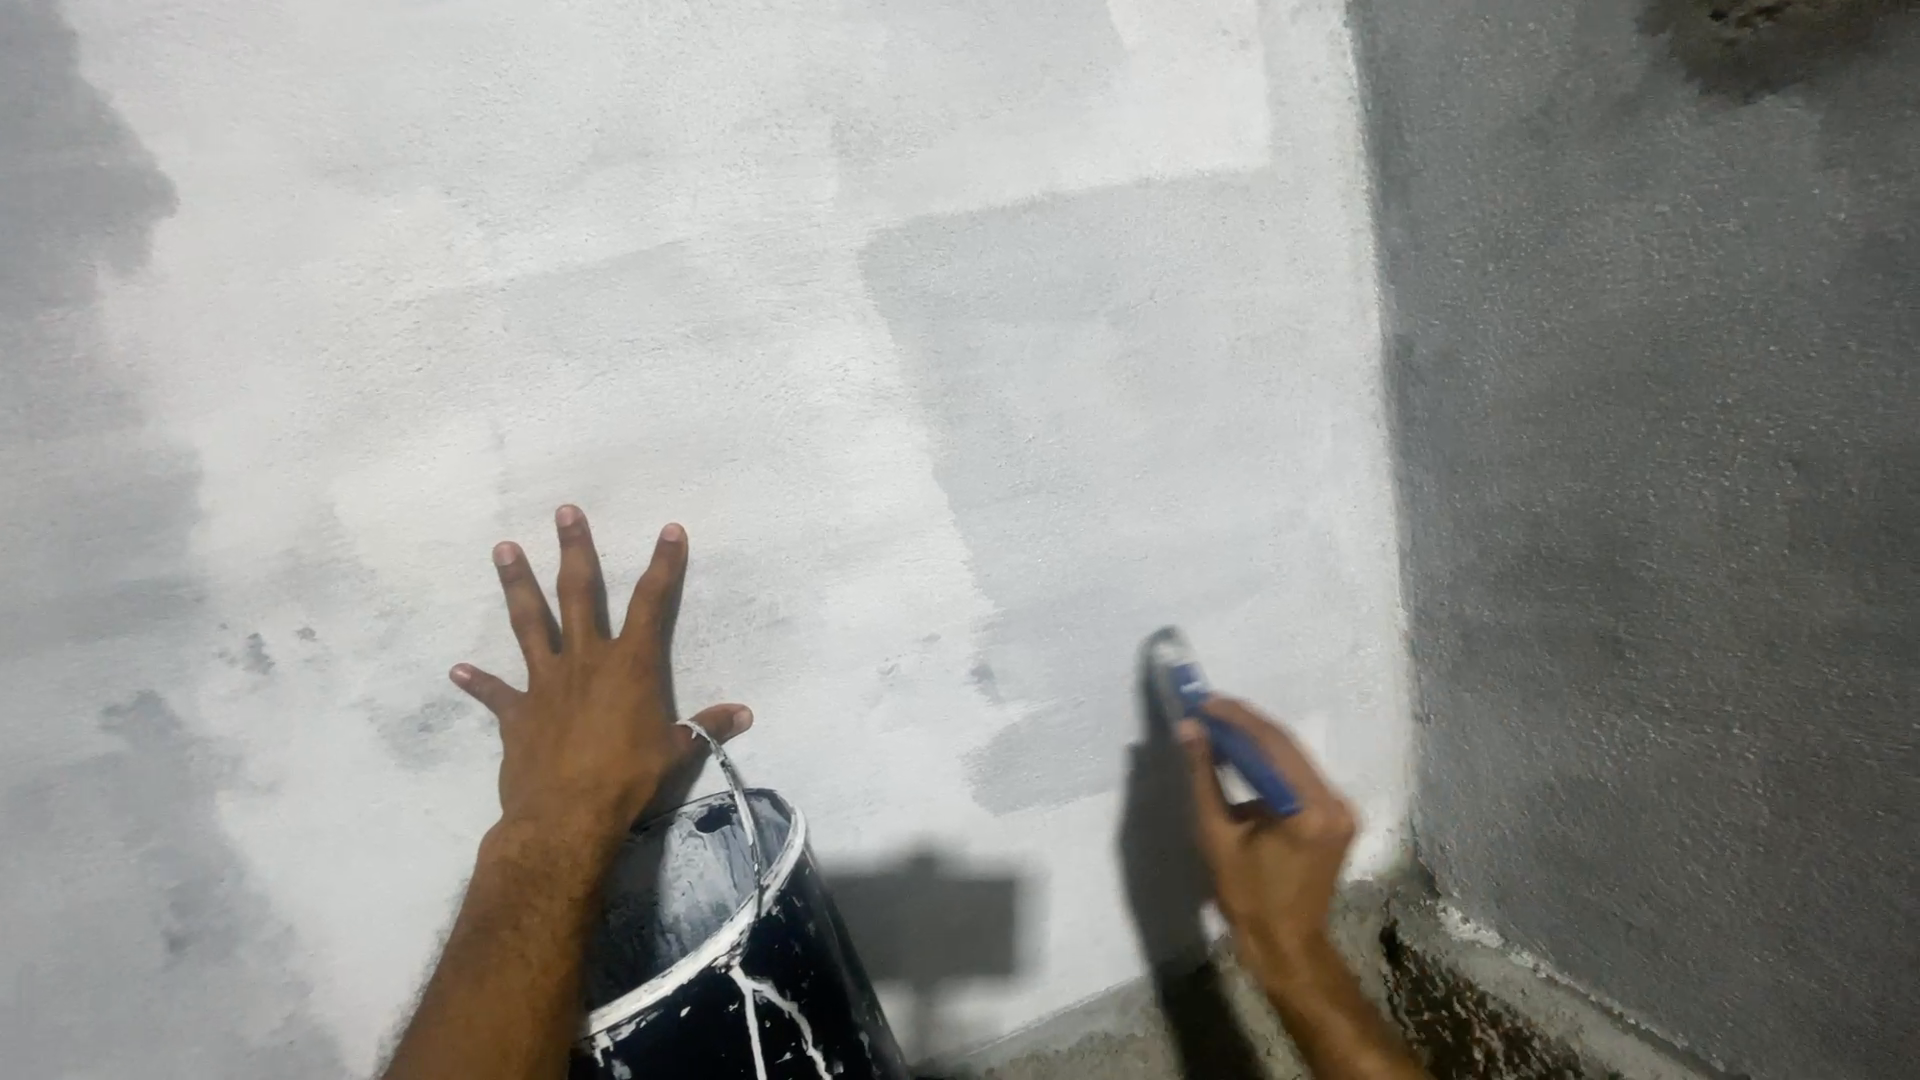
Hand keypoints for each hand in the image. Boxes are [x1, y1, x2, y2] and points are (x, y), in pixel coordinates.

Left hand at [451, 506, 751, 854]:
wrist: (566, 817)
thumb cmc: (630, 778)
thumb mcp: (679, 752)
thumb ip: (708, 727)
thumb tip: (746, 714)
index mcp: (631, 664)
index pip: (653, 602)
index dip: (664, 565)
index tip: (670, 530)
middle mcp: (587, 660)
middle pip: (579, 593)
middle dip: (575, 550)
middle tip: (565, 512)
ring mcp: (546, 683)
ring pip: (530, 623)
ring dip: (517, 584)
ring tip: (503, 548)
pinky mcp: (518, 713)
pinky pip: (497, 693)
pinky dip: (479, 682)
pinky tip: (458, 670)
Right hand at [1180, 697, 1357, 986]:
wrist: (1287, 942)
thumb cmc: (1246, 894)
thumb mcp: (1215, 833)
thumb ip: (1204, 775)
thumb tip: (1190, 728)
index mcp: (1308, 811)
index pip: (1271, 744)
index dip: (1235, 717)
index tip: (1203, 701)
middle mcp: (1334, 802)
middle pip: (1286, 745)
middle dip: (1244, 721)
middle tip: (1206, 706)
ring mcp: (1341, 808)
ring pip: (1293, 756)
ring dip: (1256, 737)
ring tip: (1217, 723)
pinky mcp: (1338, 815)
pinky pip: (1299, 774)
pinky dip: (1269, 759)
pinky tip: (1242, 752)